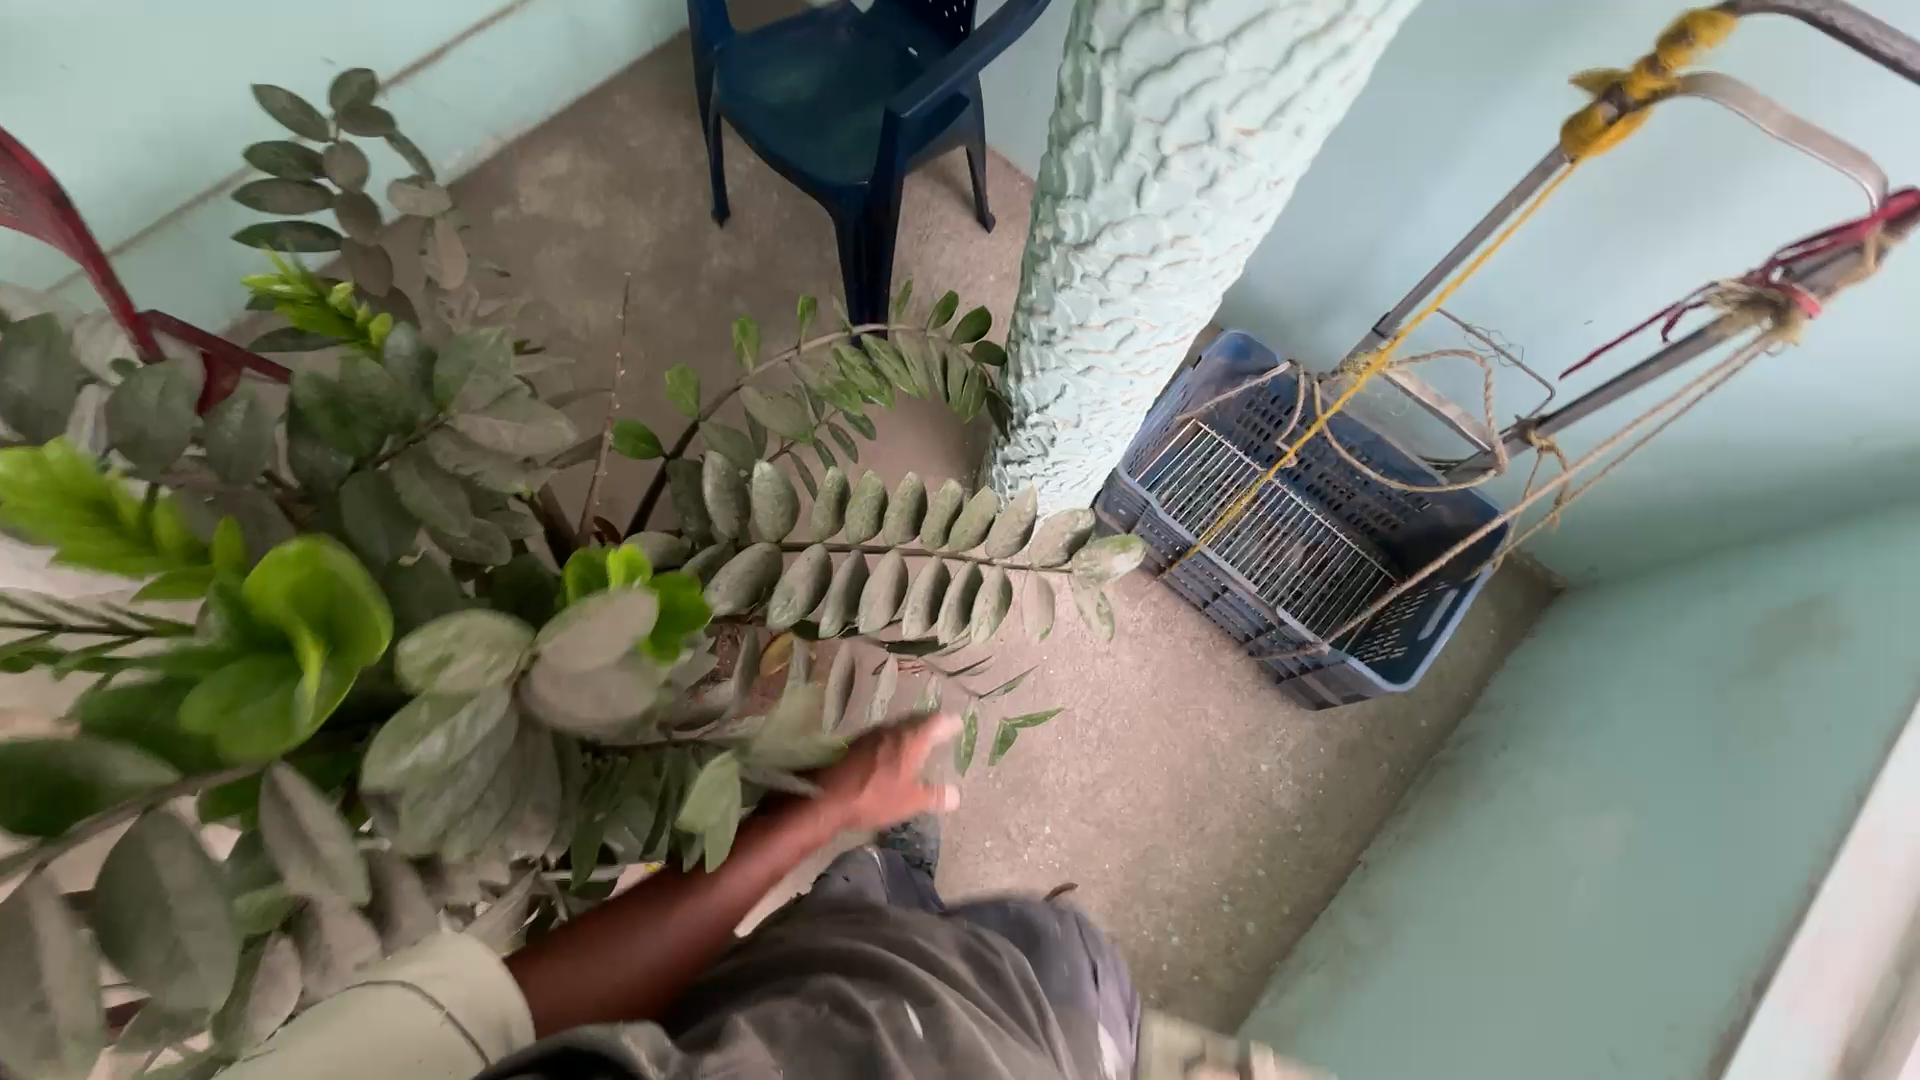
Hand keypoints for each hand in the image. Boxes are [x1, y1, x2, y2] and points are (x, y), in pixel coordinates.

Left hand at [812, 712, 961, 832]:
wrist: (828, 796)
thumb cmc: (875, 797)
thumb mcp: (910, 801)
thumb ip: (934, 796)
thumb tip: (956, 794)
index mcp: (911, 740)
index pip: (935, 722)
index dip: (948, 722)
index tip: (957, 722)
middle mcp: (892, 730)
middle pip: (915, 720)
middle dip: (928, 722)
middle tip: (938, 726)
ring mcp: (871, 734)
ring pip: (896, 726)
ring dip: (908, 729)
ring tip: (915, 736)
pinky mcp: (854, 743)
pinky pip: (881, 735)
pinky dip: (891, 739)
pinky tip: (889, 749)